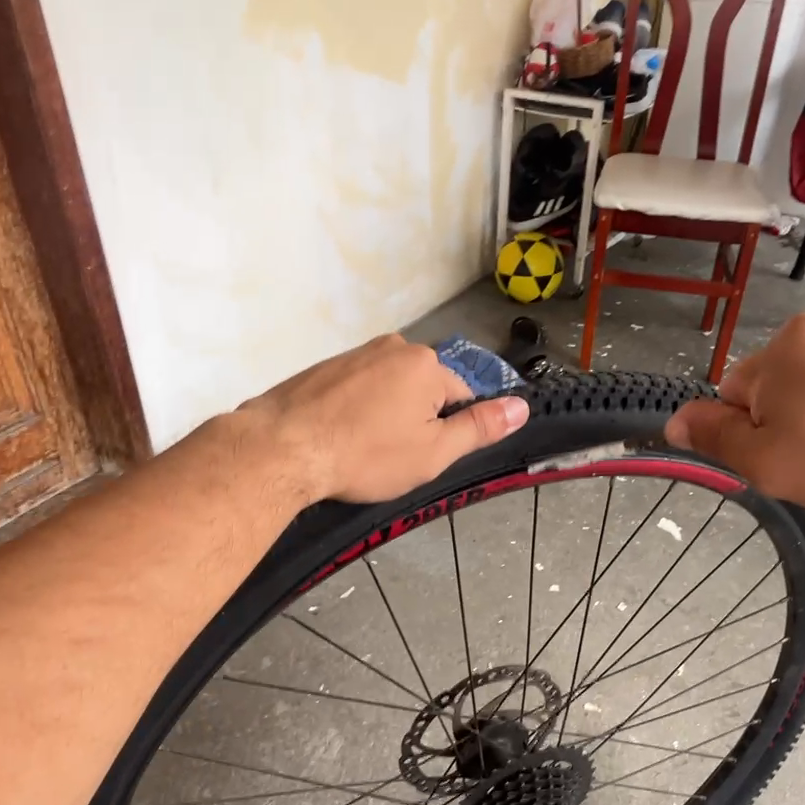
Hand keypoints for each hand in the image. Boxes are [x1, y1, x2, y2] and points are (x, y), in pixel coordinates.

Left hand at [235, 334, 529, 503]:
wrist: (282, 448)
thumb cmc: (366, 456)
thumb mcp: (433, 452)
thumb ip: (479, 428)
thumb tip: (522, 408)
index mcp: (427, 365)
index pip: (462, 396)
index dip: (448, 431)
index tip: (423, 455)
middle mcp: (393, 347)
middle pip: (424, 389)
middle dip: (416, 420)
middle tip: (392, 457)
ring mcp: (354, 354)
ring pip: (388, 389)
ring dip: (384, 416)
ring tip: (363, 450)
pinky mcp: (323, 367)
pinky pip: (356, 389)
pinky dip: (355, 412)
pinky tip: (339, 437)